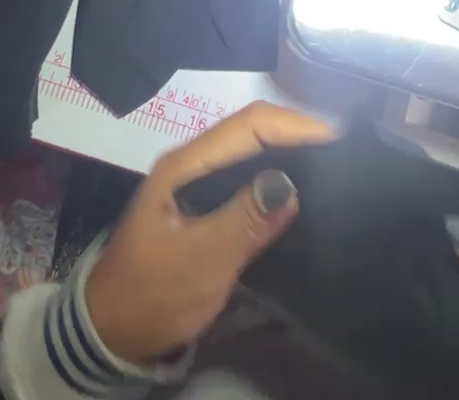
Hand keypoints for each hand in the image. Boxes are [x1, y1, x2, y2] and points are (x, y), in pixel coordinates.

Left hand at [84, 101, 336, 363]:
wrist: (110, 332)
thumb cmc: (151, 296)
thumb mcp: (200, 263)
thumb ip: (243, 221)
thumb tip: (292, 183)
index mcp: (186, 165)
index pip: (249, 125)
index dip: (296, 126)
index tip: (340, 143)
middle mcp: (194, 162)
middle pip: (254, 130)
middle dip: (300, 135)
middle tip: (347, 157)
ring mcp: (199, 181)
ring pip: (254, 151)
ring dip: (292, 155)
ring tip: (336, 171)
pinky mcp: (208, 203)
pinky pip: (249, 177)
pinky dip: (279, 178)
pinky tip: (304, 195)